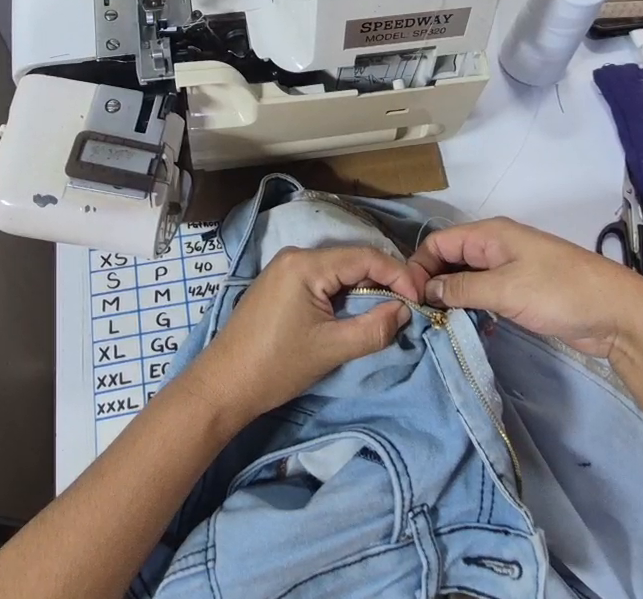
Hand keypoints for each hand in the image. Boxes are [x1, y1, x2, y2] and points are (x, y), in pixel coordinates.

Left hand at [171, 245, 419, 428]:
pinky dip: (344, 292)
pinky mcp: (280, 284)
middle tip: (410, 304)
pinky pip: (322, 279)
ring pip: (338, 270)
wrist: (223, 386)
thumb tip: (405, 310)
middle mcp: (295, 256)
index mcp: (306, 264)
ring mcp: (285, 268)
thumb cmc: (276, 366)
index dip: (398, 275)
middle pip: (352, 259)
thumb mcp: (332, 349)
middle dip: (384, 280)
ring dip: (365, 287)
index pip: (365, 257)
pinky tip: (358, 310)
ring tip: (389, 309)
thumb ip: (374, 327)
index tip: (420, 300)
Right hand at [409, 217, 642, 359]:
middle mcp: (495, 247)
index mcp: (490, 235)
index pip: (438, 242)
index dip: (418, 265)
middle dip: (431, 282)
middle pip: (449, 259)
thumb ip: (462, 288)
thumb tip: (427, 290)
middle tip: (417, 315)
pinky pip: (484, 293)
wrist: (615, 313)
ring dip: (450, 297)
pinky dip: (470, 306)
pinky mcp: (520, 292)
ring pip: (466, 278)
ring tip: (434, 323)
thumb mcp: (505, 289)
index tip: (406, 297)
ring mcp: (509, 269)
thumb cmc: (559, 292)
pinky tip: (462, 325)